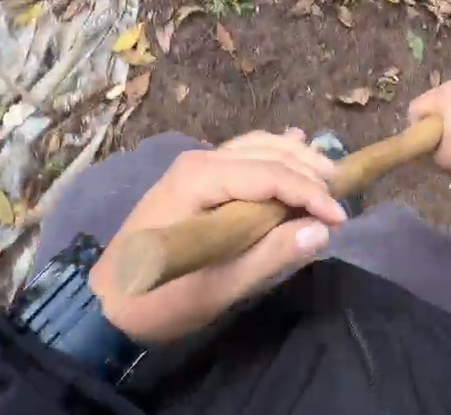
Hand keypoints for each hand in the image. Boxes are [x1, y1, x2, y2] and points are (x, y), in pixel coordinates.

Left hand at [87, 130, 346, 343]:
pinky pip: (246, 152)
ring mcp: (198, 162)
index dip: (309, 192)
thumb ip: (270, 256)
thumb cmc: (161, 298)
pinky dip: (275, 152)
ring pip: (260, 145)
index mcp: (200, 178)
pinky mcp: (198, 174)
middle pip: (269, 151)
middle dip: (309, 170)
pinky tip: (296, 147)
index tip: (340, 218)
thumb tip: (321, 232)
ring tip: (330, 176)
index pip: (269, 173)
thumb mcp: (218, 286)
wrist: (106, 304)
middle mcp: (200, 158)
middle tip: (344, 193)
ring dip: (297, 158)